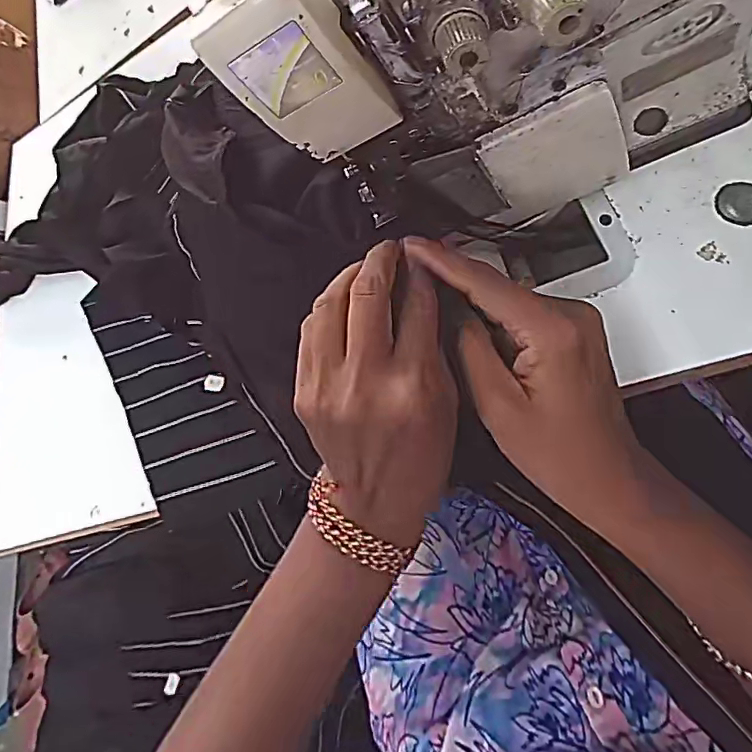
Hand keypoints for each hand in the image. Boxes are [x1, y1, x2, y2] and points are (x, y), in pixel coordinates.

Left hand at [295, 241, 457, 546]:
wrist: (374, 500)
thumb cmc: (420, 455)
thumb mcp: (447, 398)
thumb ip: (433, 342)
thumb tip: (421, 291)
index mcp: (413, 384)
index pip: (416, 305)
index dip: (420, 274)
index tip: (421, 260)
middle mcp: (367, 381)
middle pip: (368, 293)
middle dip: (381, 259)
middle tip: (390, 250)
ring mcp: (329, 385)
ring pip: (330, 303)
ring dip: (349, 275)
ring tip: (364, 268)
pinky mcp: (304, 390)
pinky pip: (310, 328)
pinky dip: (327, 305)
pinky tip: (341, 298)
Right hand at [402, 237, 649, 525]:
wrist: (608, 476)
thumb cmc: (562, 456)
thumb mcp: (498, 407)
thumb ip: (469, 349)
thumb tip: (449, 310)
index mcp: (553, 331)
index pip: (487, 283)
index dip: (443, 261)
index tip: (416, 247)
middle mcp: (572, 315)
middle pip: (500, 286)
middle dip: (456, 281)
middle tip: (414, 274)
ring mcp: (578, 319)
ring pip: (511, 298)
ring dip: (477, 302)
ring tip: (438, 309)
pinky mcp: (576, 328)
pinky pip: (526, 310)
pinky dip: (498, 317)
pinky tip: (474, 328)